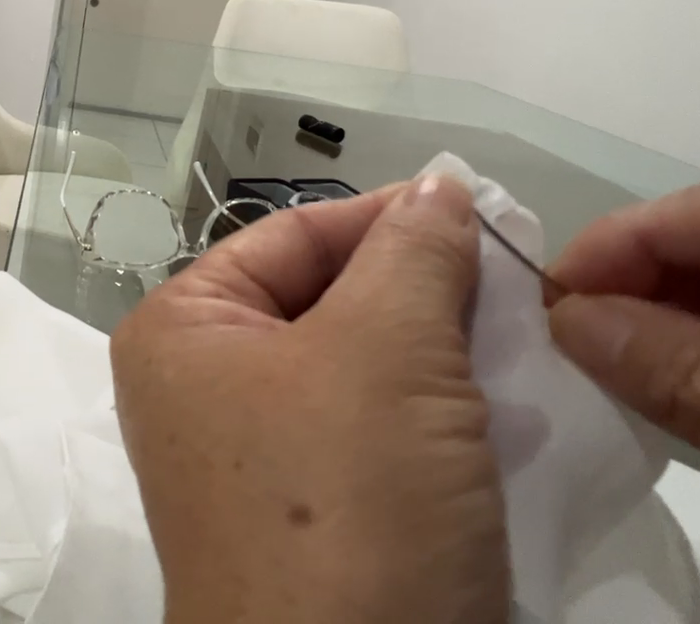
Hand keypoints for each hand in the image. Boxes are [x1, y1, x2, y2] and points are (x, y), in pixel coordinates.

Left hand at [111, 176, 507, 623]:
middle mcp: (200, 383)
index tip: (475, 205)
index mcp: (181, 328)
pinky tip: (502, 402)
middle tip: (510, 270)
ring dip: (435, 347)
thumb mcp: (384, 353)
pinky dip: (432, 412)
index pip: (287, 236)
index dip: (382, 215)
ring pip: (354, 366)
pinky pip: (370, 431)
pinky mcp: (306, 511)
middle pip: (322, 299)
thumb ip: (413, 255)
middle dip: (416, 285)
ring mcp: (249, 454)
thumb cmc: (345, 500)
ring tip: (519, 327)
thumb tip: (438, 188)